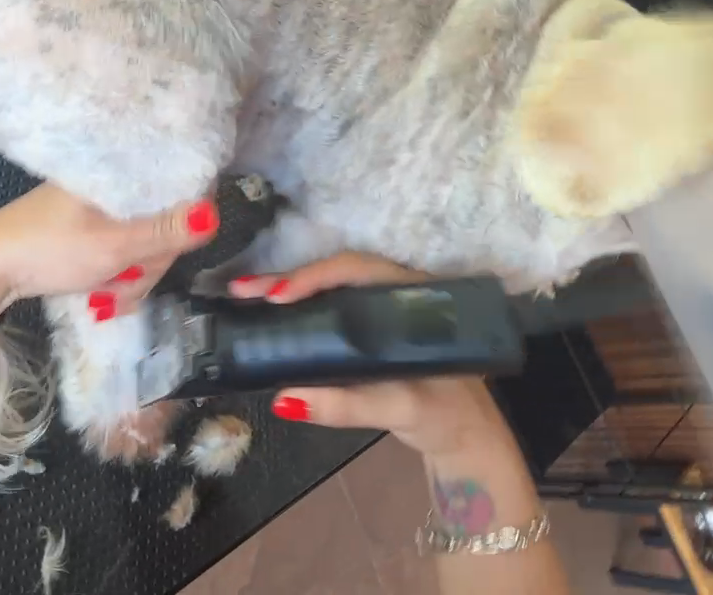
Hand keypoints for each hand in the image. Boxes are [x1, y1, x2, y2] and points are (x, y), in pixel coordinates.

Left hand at [0, 184, 218, 319]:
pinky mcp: (91, 229)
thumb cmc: (49, 249)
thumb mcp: (113, 246)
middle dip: (151, 260)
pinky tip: (103, 295)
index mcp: (118, 171)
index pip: (177, 184)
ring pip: (144, 242)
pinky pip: (123, 251)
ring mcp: (100, 208)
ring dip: (134, 274)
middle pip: (163, 221)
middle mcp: (113, 183)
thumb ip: (165, 231)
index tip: (170, 250)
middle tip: (127, 282)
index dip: (185, 220)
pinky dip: (118, 275)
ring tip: (108, 295)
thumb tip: (214, 214)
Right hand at [228, 252, 519, 460]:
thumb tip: (284, 399)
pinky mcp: (370, 324)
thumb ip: (347, 405)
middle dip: (288, 278)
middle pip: (336, 273)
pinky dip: (299, 304)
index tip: (278, 295)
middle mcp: (395, 291)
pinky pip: (330, 303)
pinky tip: (270, 309)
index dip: (315, 277)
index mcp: (413, 296)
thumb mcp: (400, 409)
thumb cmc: (446, 417)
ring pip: (329, 286)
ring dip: (288, 288)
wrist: (470, 441)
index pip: (358, 271)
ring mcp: (381, 307)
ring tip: (245, 294)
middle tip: (242, 289)